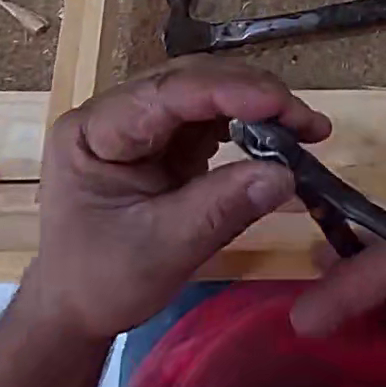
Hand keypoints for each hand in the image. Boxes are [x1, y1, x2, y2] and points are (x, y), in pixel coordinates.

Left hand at [25, 58, 331, 339]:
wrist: (76, 305)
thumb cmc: (102, 281)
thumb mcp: (161, 251)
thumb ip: (220, 208)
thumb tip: (287, 174)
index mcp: (94, 130)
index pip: (167, 94)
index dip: (228, 92)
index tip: (282, 104)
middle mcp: (117, 110)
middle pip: (192, 80)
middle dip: (253, 94)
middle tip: (308, 122)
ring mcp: (142, 119)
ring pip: (209, 89)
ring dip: (259, 104)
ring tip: (304, 127)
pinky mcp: (165, 134)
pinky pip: (214, 114)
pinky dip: (251, 121)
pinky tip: (278, 135)